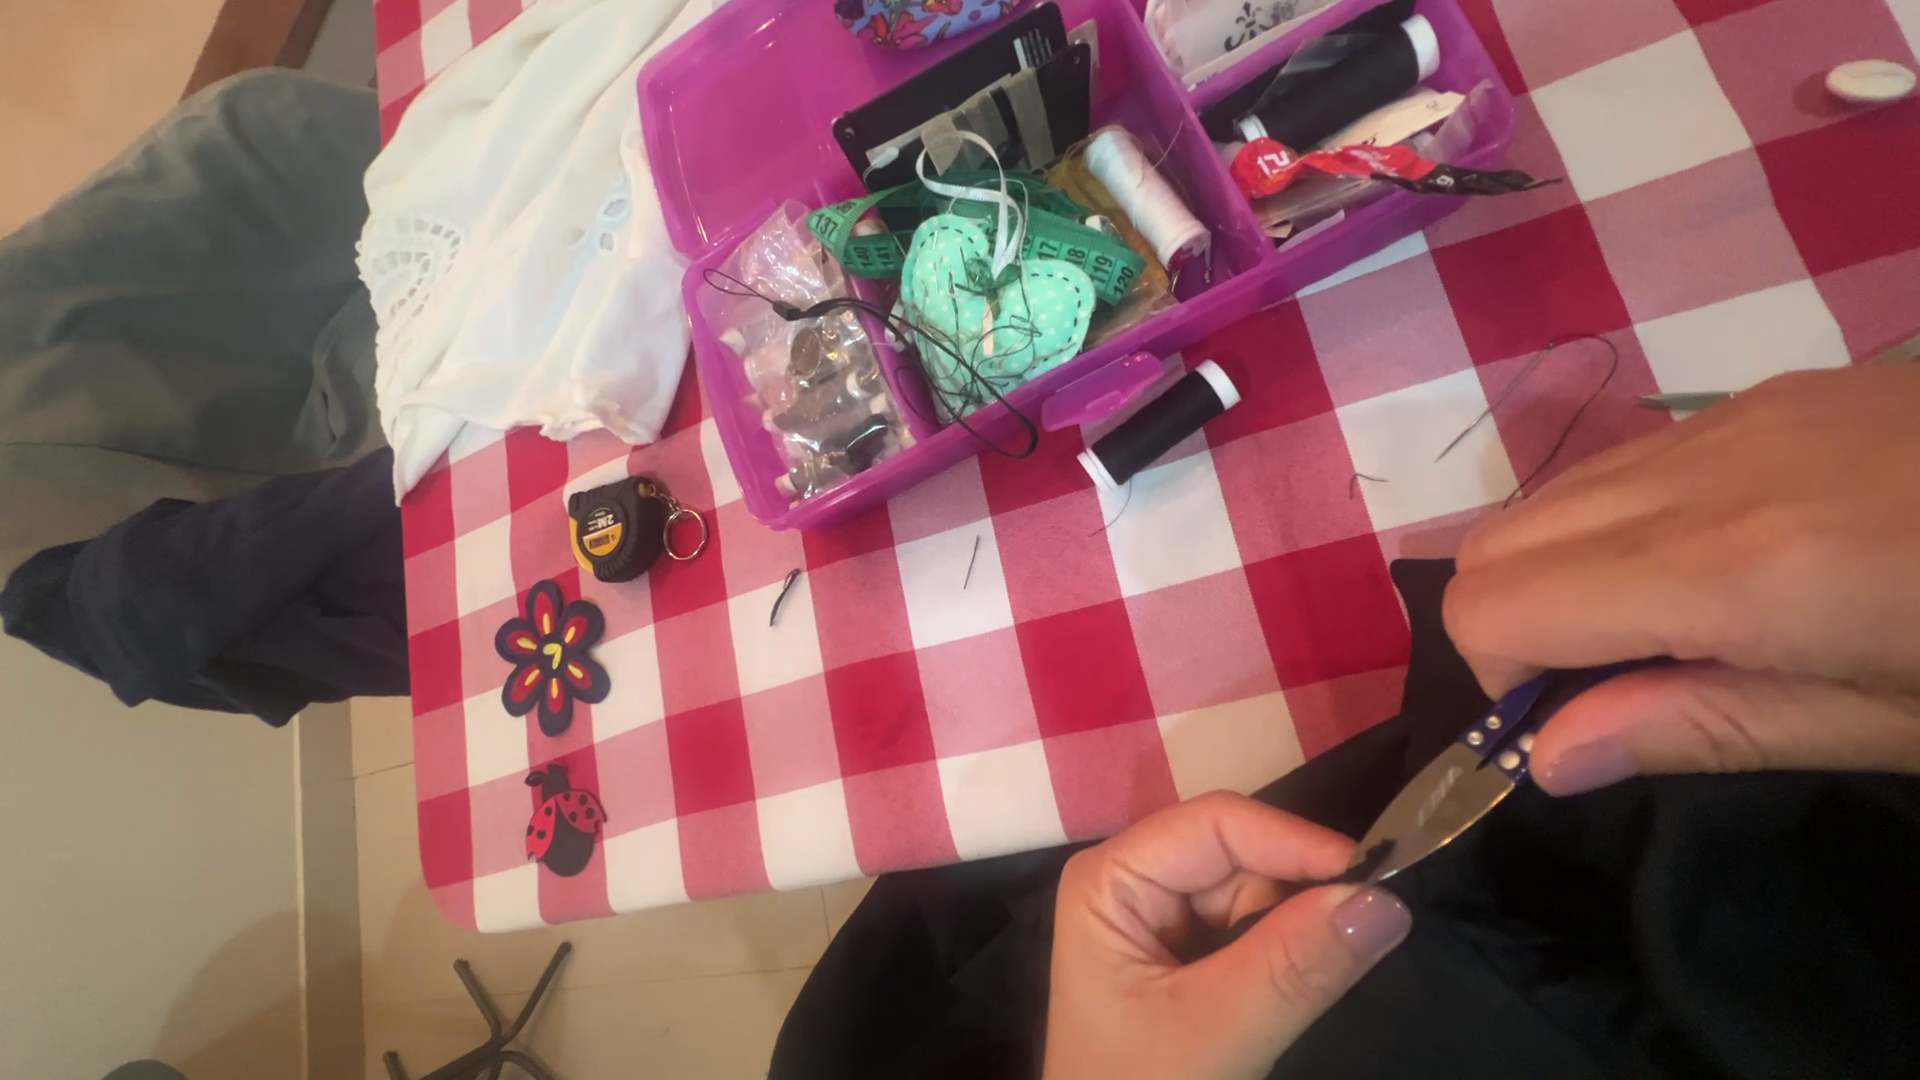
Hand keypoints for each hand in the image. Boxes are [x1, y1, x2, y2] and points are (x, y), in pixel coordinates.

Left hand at [1042, 792, 1409, 1079]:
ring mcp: (1155, 912)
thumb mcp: (1213, 1036)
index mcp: (1112, 876)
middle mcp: (1131, 876)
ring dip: (1294, 925)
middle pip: (1234, 850)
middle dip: (1297, 889)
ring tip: (1312, 977)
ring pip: (1251, 889)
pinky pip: (1249, 927)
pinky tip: (1295, 980)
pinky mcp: (1182, 950)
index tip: (1379, 880)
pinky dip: (1284, 948)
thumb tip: (1384, 901)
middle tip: (1368, 932)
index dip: (1294, 841)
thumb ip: (1293, 966)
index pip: (1214, 824)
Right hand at [1445, 364, 1919, 794]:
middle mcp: (1694, 477)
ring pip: (1531, 507)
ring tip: (1652, 619)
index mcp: (1730, 569)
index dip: (1500, 675)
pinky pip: (1601, 474)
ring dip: (1549, 575)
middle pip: (1487, 551)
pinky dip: (1597, 532)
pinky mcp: (1748, 401)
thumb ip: (1695, 729)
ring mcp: (1719, 423)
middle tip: (1606, 676)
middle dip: (1509, 625)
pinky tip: (1696, 560)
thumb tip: (1541, 759)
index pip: (1492, 608)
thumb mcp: (1901, 724)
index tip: (1572, 716)